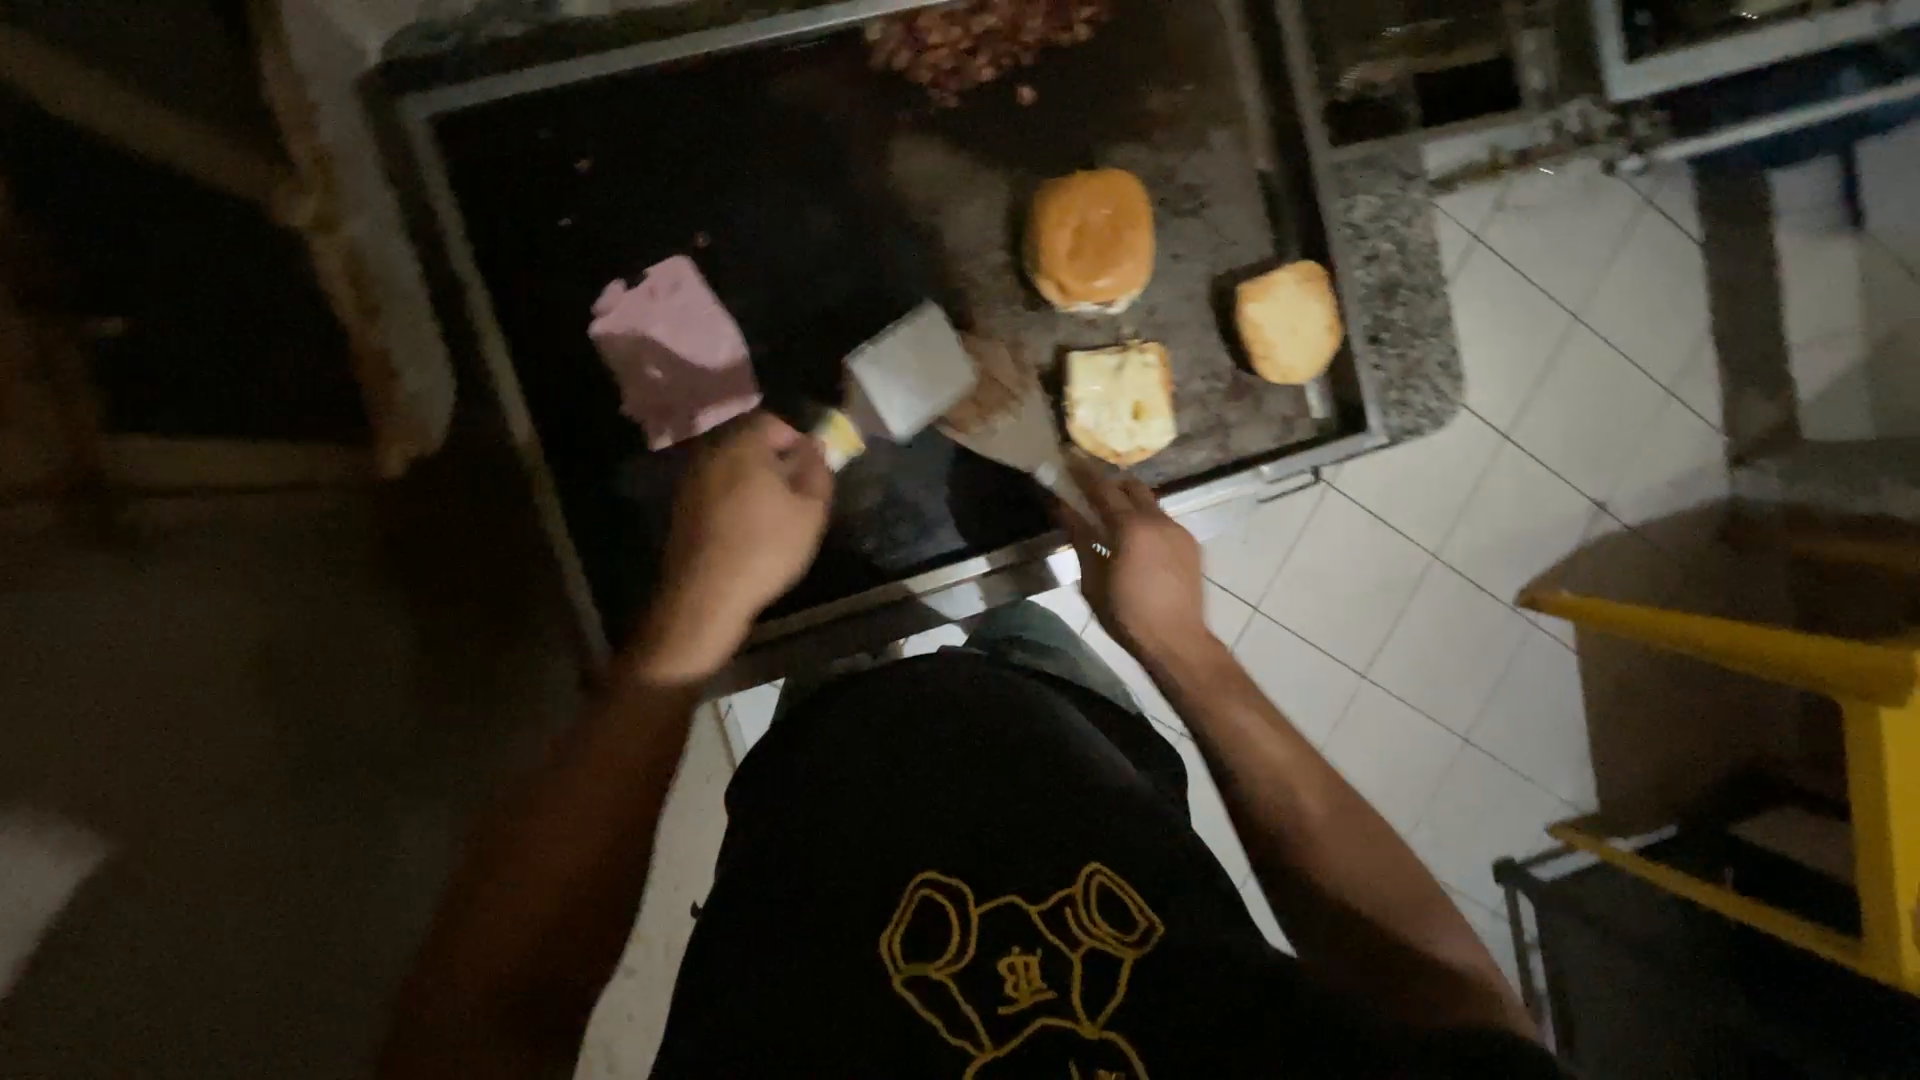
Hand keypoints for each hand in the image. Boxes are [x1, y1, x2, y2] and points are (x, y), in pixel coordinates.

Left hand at [629, 412, 833, 680]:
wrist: (705, 595)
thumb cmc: (766, 548)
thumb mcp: (811, 512)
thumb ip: (817, 471)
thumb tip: (815, 446)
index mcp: (743, 445)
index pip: (773, 422)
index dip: (797, 440)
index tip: (812, 469)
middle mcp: (710, 453)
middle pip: (748, 442)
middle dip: (775, 460)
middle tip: (797, 492)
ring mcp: (690, 481)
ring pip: (730, 467)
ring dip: (753, 481)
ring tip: (774, 514)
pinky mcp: (681, 509)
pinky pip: (715, 490)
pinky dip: (733, 499)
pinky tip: (747, 530)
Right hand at [1058, 457, 1211, 664]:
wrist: (1177, 640)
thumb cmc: (1126, 615)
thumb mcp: (1093, 579)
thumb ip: (1080, 538)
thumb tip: (1063, 509)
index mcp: (1130, 528)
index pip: (1102, 489)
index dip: (1083, 474)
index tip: (1068, 459)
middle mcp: (1158, 520)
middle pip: (1131, 486)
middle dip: (1110, 484)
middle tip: (1089, 493)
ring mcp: (1178, 531)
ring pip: (1151, 503)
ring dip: (1130, 504)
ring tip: (1113, 521)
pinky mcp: (1191, 544)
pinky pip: (1164, 521)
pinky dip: (1146, 522)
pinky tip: (1137, 544)